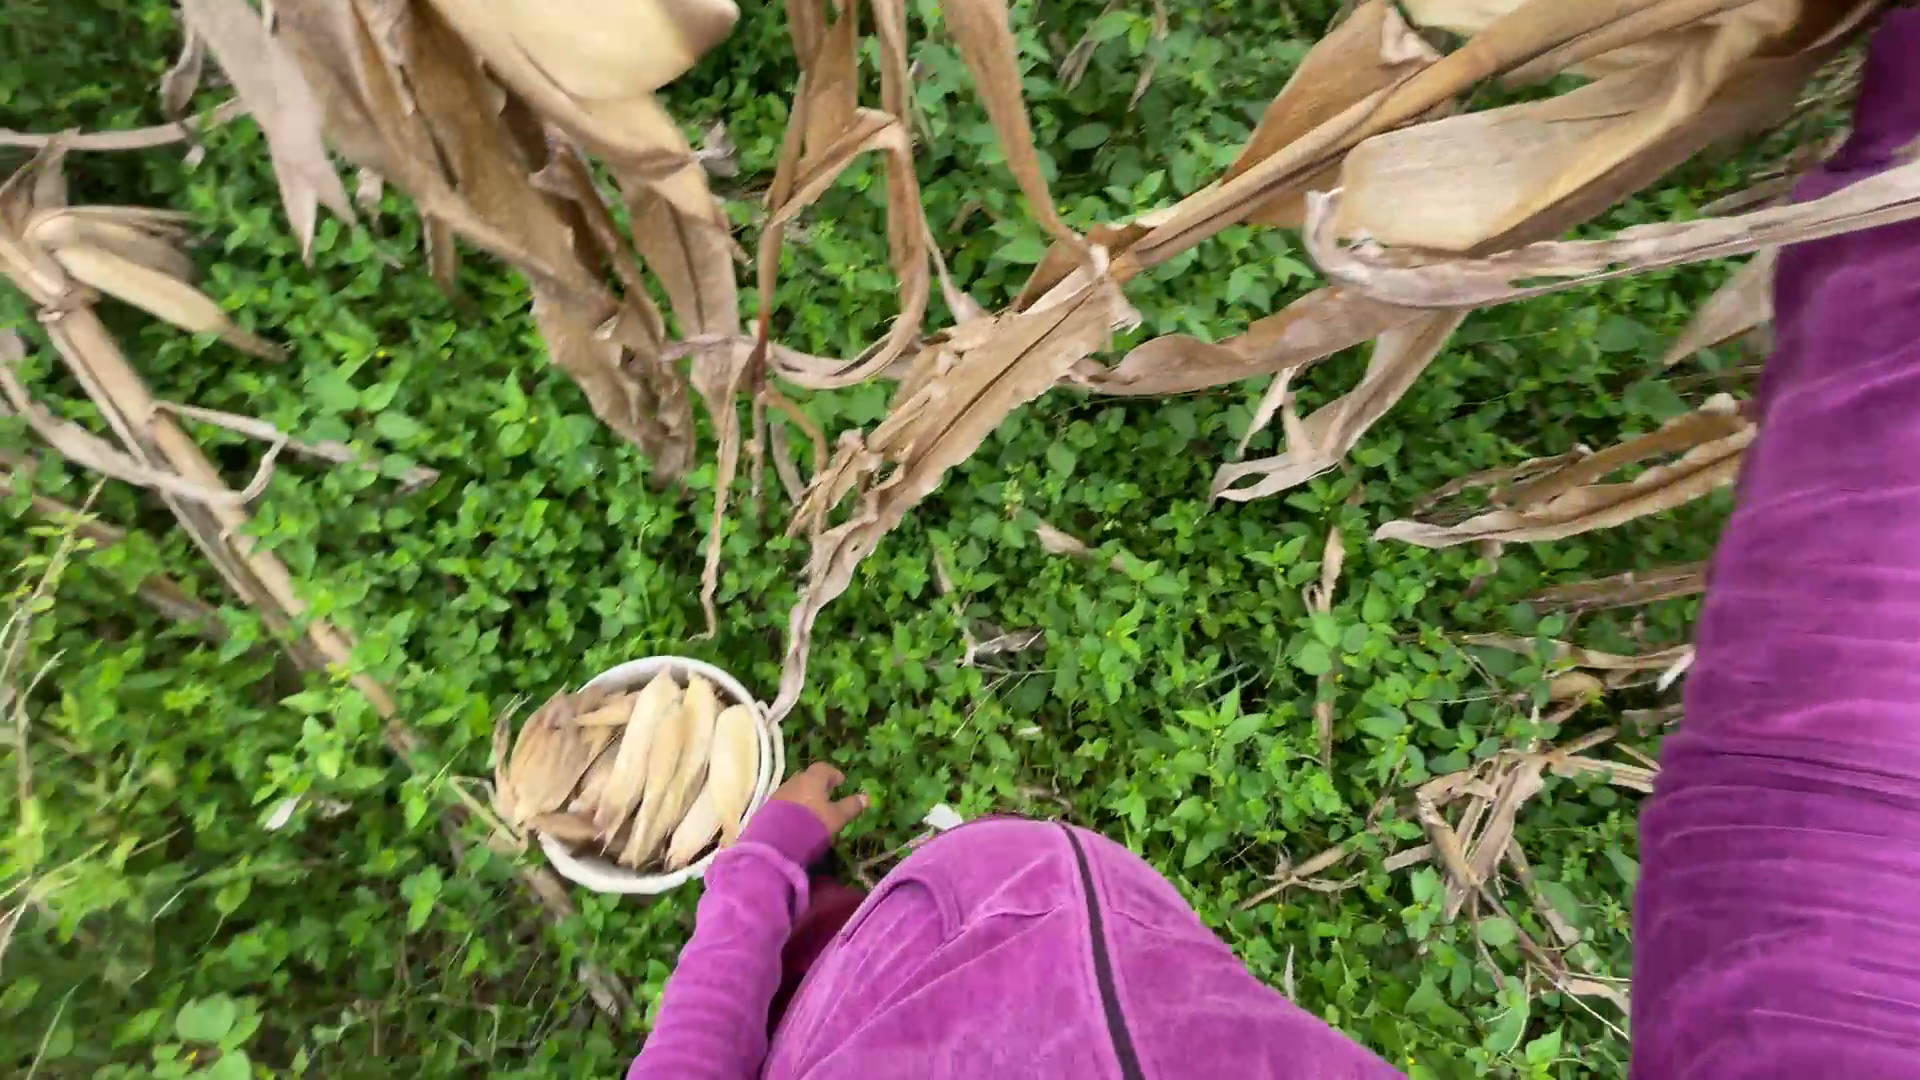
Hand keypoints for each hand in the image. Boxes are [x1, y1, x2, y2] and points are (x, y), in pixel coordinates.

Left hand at [771, 762, 868, 837]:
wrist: (775, 844)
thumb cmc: (813, 824)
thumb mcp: (837, 818)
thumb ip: (851, 806)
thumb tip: (866, 798)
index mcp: (812, 778)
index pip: (824, 768)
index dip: (833, 774)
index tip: (840, 783)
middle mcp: (794, 781)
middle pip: (808, 778)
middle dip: (818, 785)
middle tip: (827, 797)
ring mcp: (779, 794)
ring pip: (795, 791)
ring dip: (804, 797)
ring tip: (812, 812)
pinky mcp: (767, 809)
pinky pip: (784, 803)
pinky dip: (793, 808)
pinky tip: (797, 822)